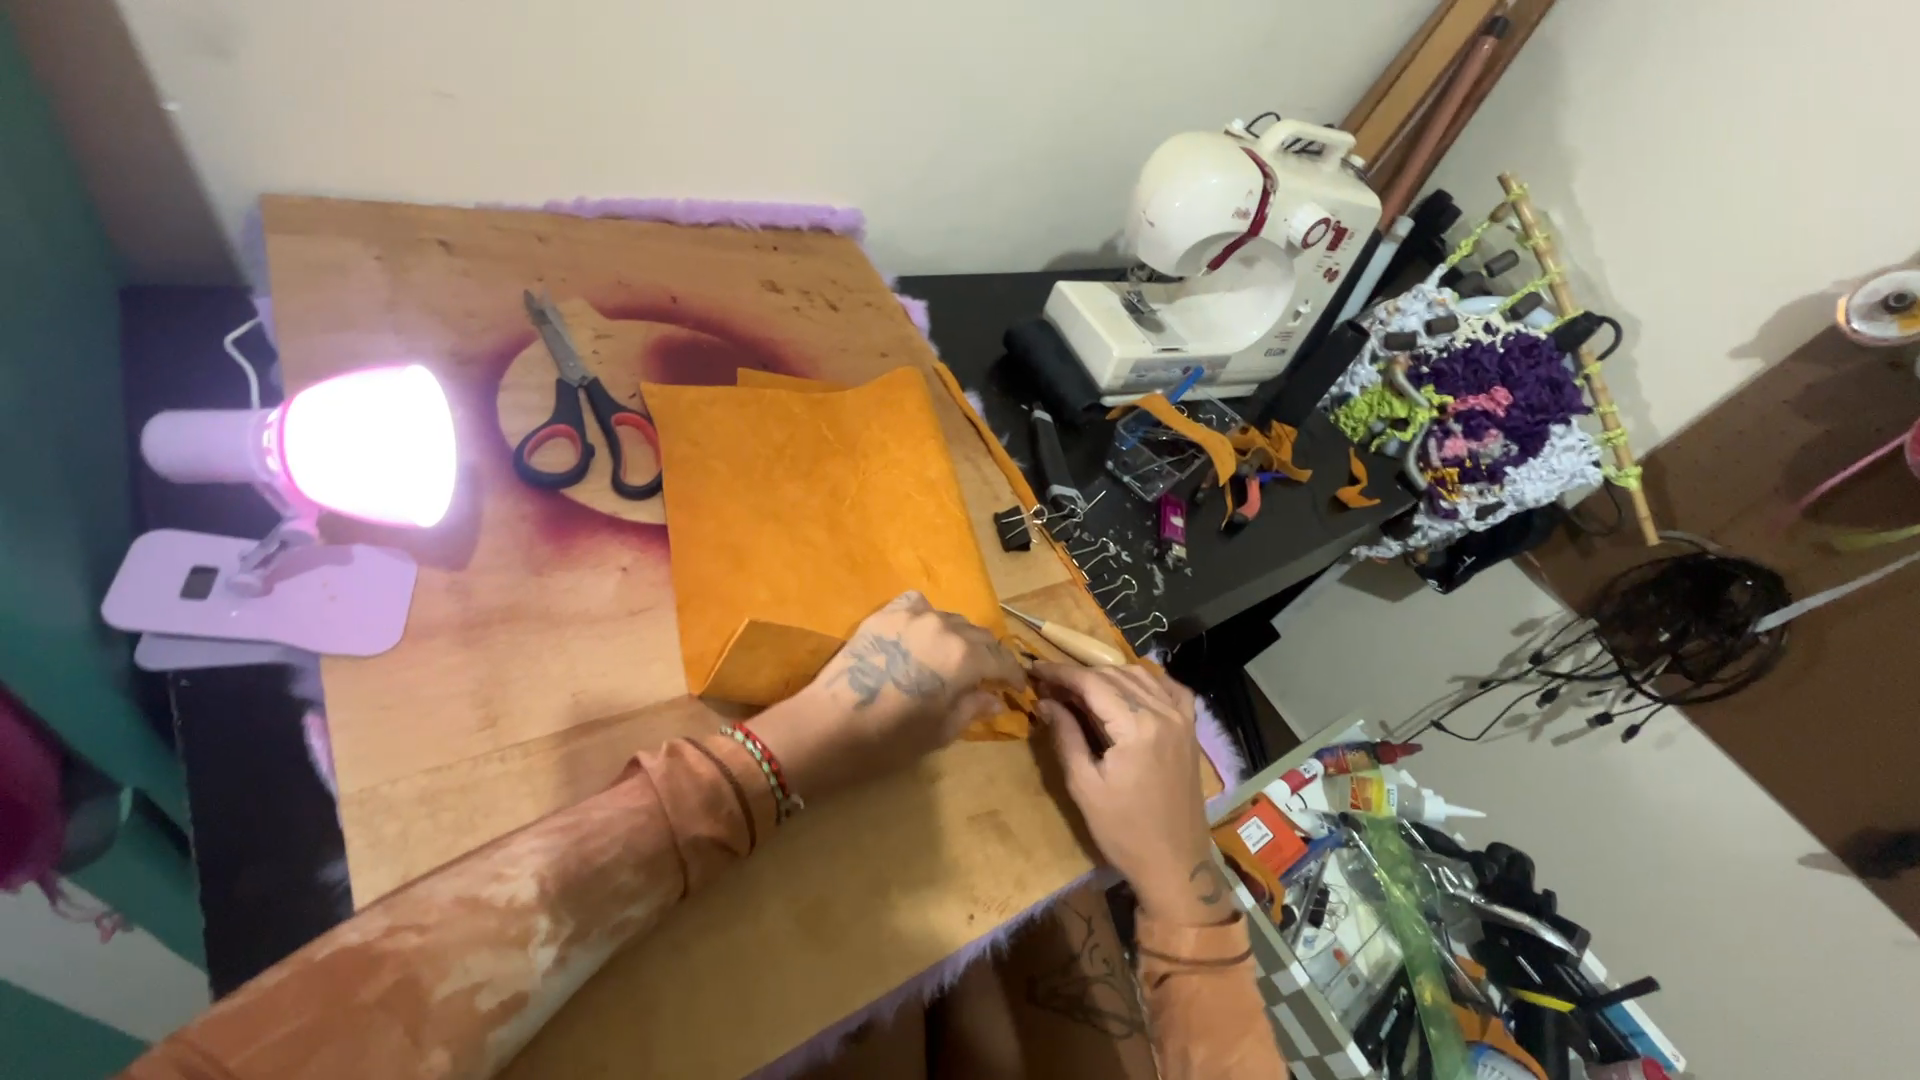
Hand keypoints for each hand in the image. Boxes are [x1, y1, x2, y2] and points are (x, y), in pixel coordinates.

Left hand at [750, 591, 1025, 798]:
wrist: (828, 727)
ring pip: (950, 620)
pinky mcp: (884, 615)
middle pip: (979, 636)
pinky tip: (923, 633)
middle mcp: (945, 628)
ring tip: (955, 657)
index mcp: (965, 658)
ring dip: (960, 638)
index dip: (1013, 675)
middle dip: (989, 656)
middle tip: (988, 676)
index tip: (1017, 688)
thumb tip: (994, 699)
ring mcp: (912, 617)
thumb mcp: (941, 731)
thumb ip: (972, 708)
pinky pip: (917, 605)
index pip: (1002, 661)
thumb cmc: (890, 740)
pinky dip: (927, 616)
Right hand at [1033, 663, 1228, 925]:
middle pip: (1114, 675)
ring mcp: (1182, 719)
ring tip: (1078, 688)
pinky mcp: (1190, 730)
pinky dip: (1145, 680)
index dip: (1060, 672)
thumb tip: (1045, 702)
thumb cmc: (1124, 832)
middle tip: (1049, 685)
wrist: (1175, 864)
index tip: (1034, 668)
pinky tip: (1126, 686)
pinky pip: (1170, 689)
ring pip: (1140, 676)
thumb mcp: (1084, 786)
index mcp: (1137, 727)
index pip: (1092, 682)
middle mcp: (1163, 713)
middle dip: (1079, 675)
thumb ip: (1065, 736)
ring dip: (1107, 675)